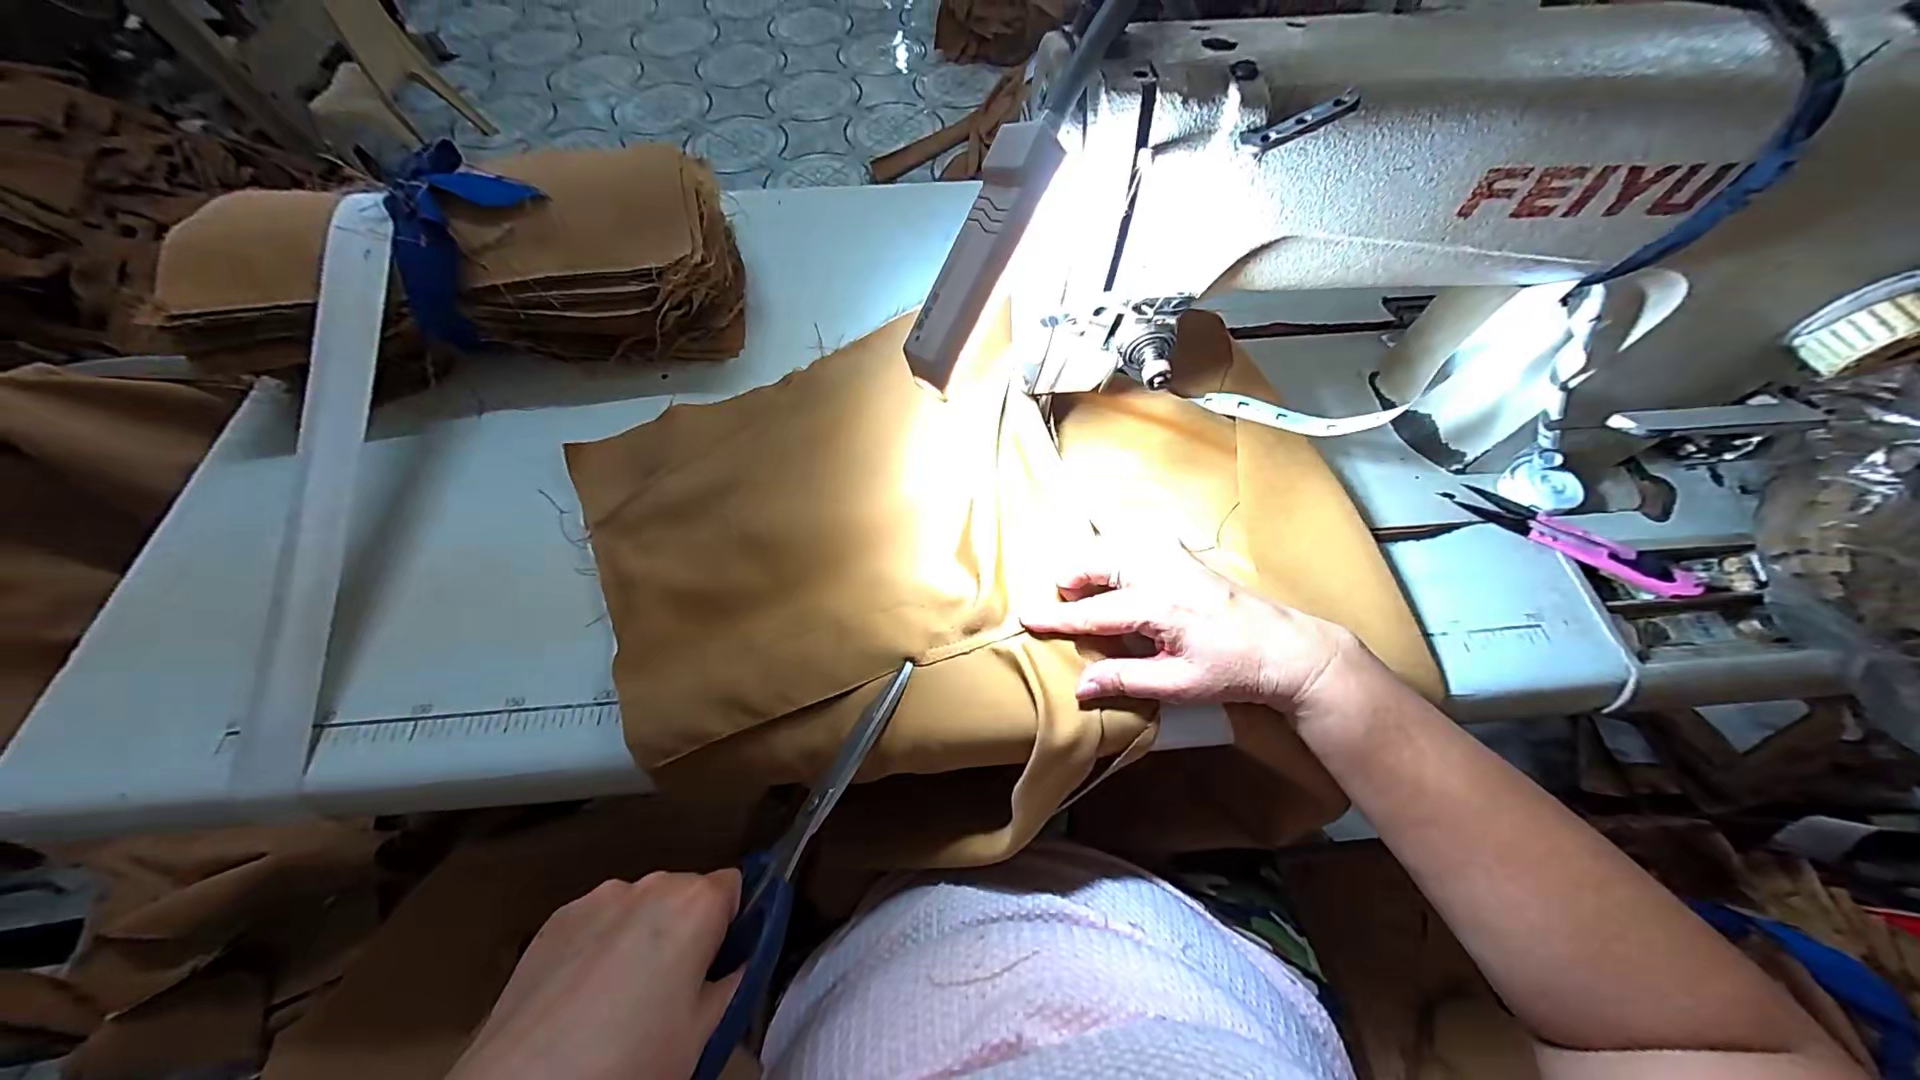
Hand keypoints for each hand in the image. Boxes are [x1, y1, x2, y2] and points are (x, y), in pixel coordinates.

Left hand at [447, 869, 742, 1079]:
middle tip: (674, 989)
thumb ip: (734, 981)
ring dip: (644, 934)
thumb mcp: (703, 1032)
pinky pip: (600, 918)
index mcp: (696, 903)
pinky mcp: (557, 918)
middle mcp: (652, 884)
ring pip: (643, 905)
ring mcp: (600, 897)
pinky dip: (602, 943)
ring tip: (621, 999)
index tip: (723, 958)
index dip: (734, 922)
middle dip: (688, 928)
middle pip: (688, 892)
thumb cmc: (622, 1063)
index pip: (737, 885)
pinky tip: (584, 996)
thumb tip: (739, 963)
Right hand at [1019, 536, 1369, 714]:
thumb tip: (1081, 687)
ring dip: (1092, 562)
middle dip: (1071, 581)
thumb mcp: (1178, 684)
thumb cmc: (1235, 670)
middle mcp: (1161, 571)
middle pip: (1096, 563)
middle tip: (1063, 607)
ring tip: (1083, 588)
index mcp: (1157, 606)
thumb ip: (1125, 679)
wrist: (1286, 648)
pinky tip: (1115, 562)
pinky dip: (1116, 544)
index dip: (1057, 618)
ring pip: (1113, 544)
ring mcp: (1173, 556)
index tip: (1027, 619)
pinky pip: (1136, 537)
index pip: (1092, 612)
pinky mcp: (1183, 554)